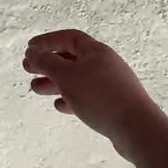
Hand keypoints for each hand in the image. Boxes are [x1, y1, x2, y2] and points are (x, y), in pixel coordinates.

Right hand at [23, 29, 167, 157]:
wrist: (138, 130)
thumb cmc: (99, 96)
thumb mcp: (66, 75)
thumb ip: (46, 61)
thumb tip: (32, 51)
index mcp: (96, 51)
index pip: (68, 37)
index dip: (47, 41)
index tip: (30, 49)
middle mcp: (105, 64)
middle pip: (70, 58)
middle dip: (48, 64)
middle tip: (28, 70)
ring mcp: (111, 85)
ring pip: (77, 79)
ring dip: (55, 82)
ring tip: (36, 89)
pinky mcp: (114, 104)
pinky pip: (87, 96)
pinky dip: (71, 98)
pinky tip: (60, 106)